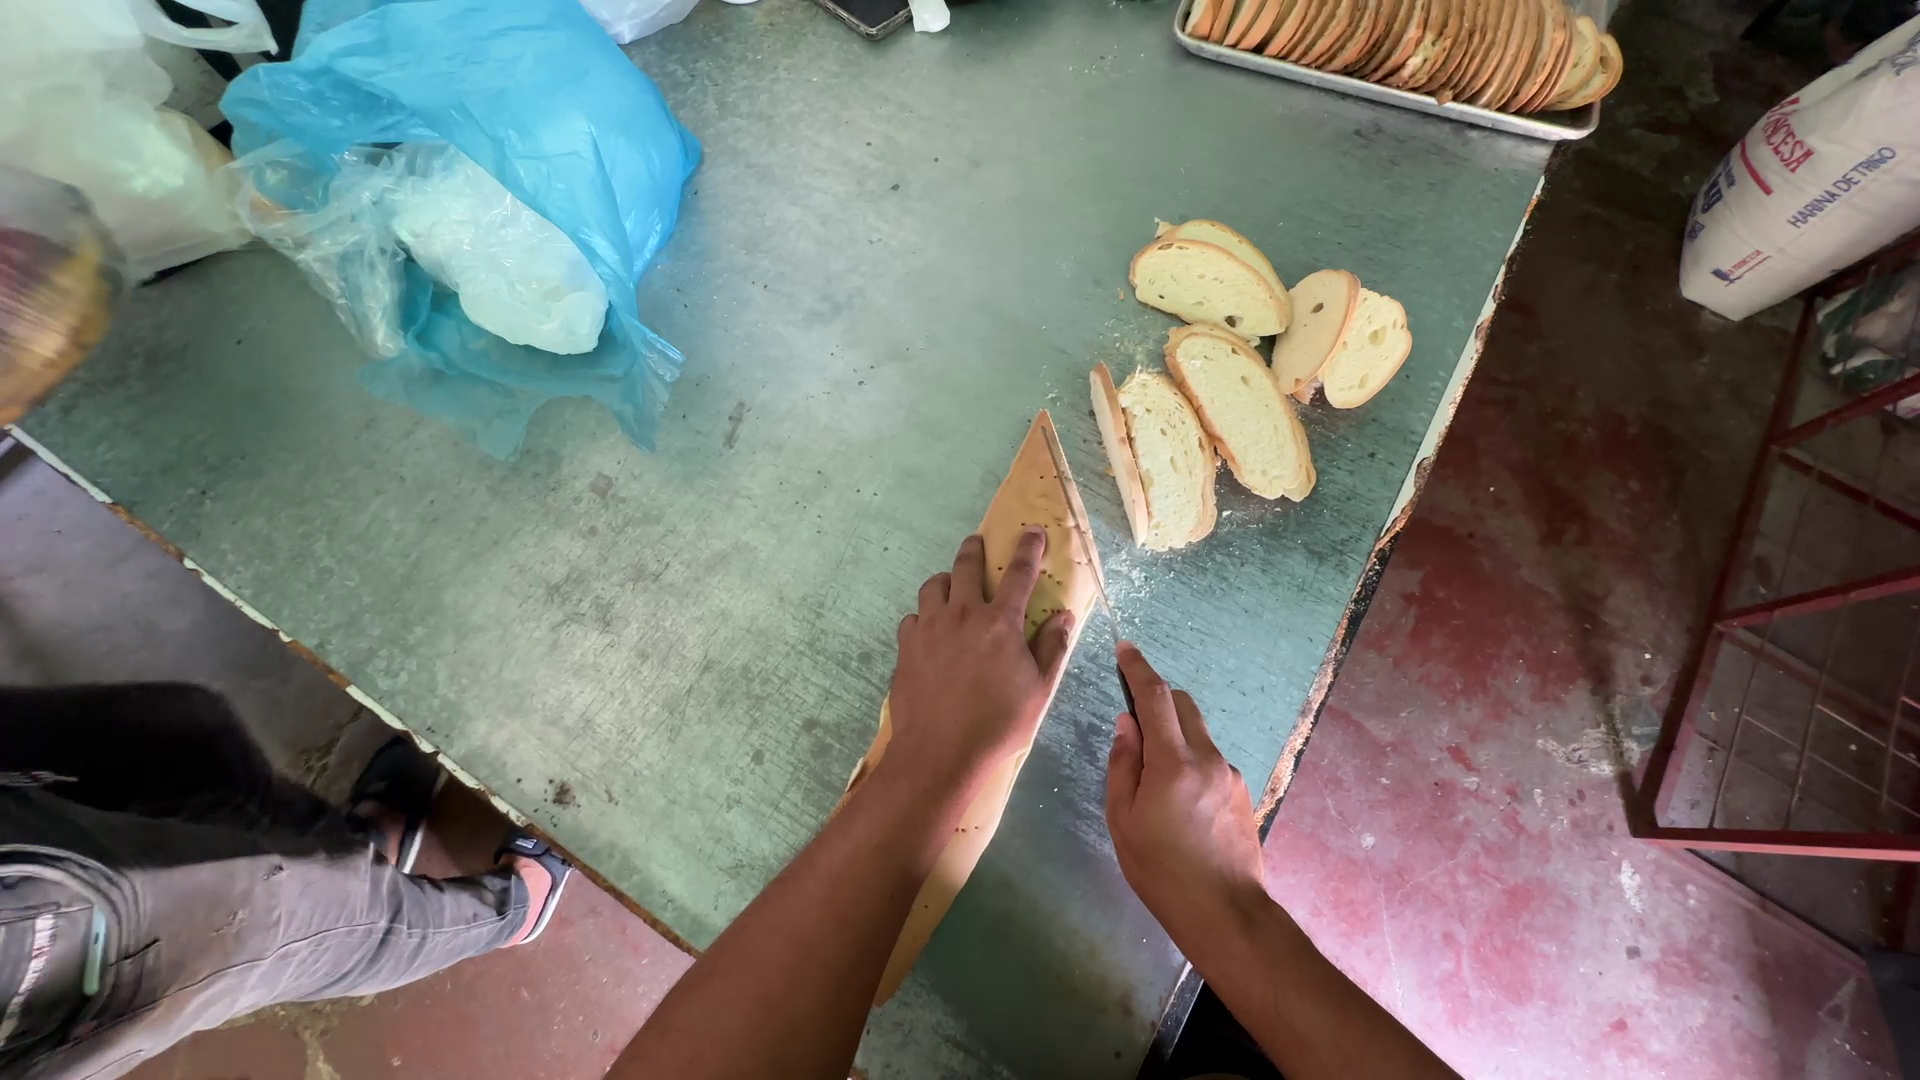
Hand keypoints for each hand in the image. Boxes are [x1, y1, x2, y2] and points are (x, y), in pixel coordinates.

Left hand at [886, 528, 1074, 791]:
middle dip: (974, 549)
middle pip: (965, 566)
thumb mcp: (1039, 690)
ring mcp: (929, 628)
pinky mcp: (905, 647)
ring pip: (933, 586)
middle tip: (977, 543)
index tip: (1032, 531)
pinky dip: (923, 617)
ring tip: (950, 587)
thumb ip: (1052, 648)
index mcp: (1000, 622)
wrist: (940, 753)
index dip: (1028, 548)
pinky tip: (929, 631)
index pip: (1019, 573)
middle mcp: (962, 614)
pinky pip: (913, 617)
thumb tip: (1064, 615)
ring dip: (945, 580)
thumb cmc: (998, 724)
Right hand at [1106, 642, 1268, 952]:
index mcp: (1174, 763)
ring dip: (1175, 735)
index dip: (1139, 669)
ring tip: (1155, 781)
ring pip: (1198, 734)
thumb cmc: (1161, 871)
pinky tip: (1181, 803)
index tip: (1126, 649)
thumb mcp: (1124, 820)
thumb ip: (1124, 765)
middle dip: (1159, 699)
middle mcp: (1209, 759)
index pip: (1156, 698)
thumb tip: (1127, 723)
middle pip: (1184, 706)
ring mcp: (1231, 775)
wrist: (1227, 915)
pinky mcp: (1242, 792)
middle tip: (1134, 722)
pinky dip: (1190, 761)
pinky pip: (1210, 760)